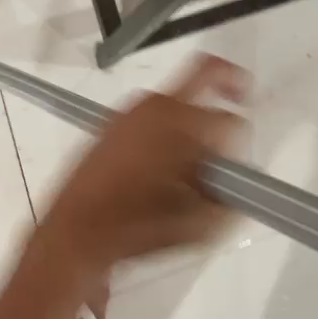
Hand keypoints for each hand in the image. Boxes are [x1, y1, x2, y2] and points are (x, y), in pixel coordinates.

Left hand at [38, 55, 250, 271]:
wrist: (75, 229)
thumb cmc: (139, 225)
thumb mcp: (199, 222)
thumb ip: (231, 195)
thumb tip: (242, 180)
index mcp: (182, 121)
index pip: (229, 113)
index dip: (241, 133)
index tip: (238, 155)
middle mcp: (156, 104)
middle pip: (201, 89)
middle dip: (217, 114)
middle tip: (219, 151)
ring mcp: (129, 110)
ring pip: (175, 107)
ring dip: (188, 129)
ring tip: (182, 173)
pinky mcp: (111, 123)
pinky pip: (151, 118)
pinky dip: (162, 135)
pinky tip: (155, 173)